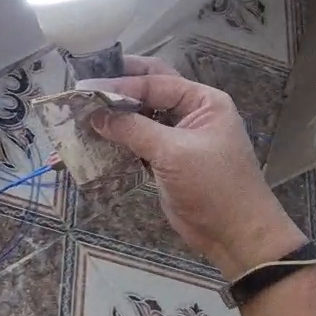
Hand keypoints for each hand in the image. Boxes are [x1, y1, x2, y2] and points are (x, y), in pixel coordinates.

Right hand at [79, 72, 304, 278]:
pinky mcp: (164, 161)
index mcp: (203, 101)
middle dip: (118, 90)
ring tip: (81, 114)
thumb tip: (95, 114)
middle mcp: (190, 114)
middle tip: (85, 87)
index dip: (119, 84)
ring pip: (139, 118)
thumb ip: (132, 129)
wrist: (233, 232)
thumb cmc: (213, 186)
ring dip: (113, 118)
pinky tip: (93, 141)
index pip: (155, 82)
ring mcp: (176, 138)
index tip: (85, 88)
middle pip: (149, 92)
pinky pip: (135, 143)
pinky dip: (115, 141)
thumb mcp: (173, 152)